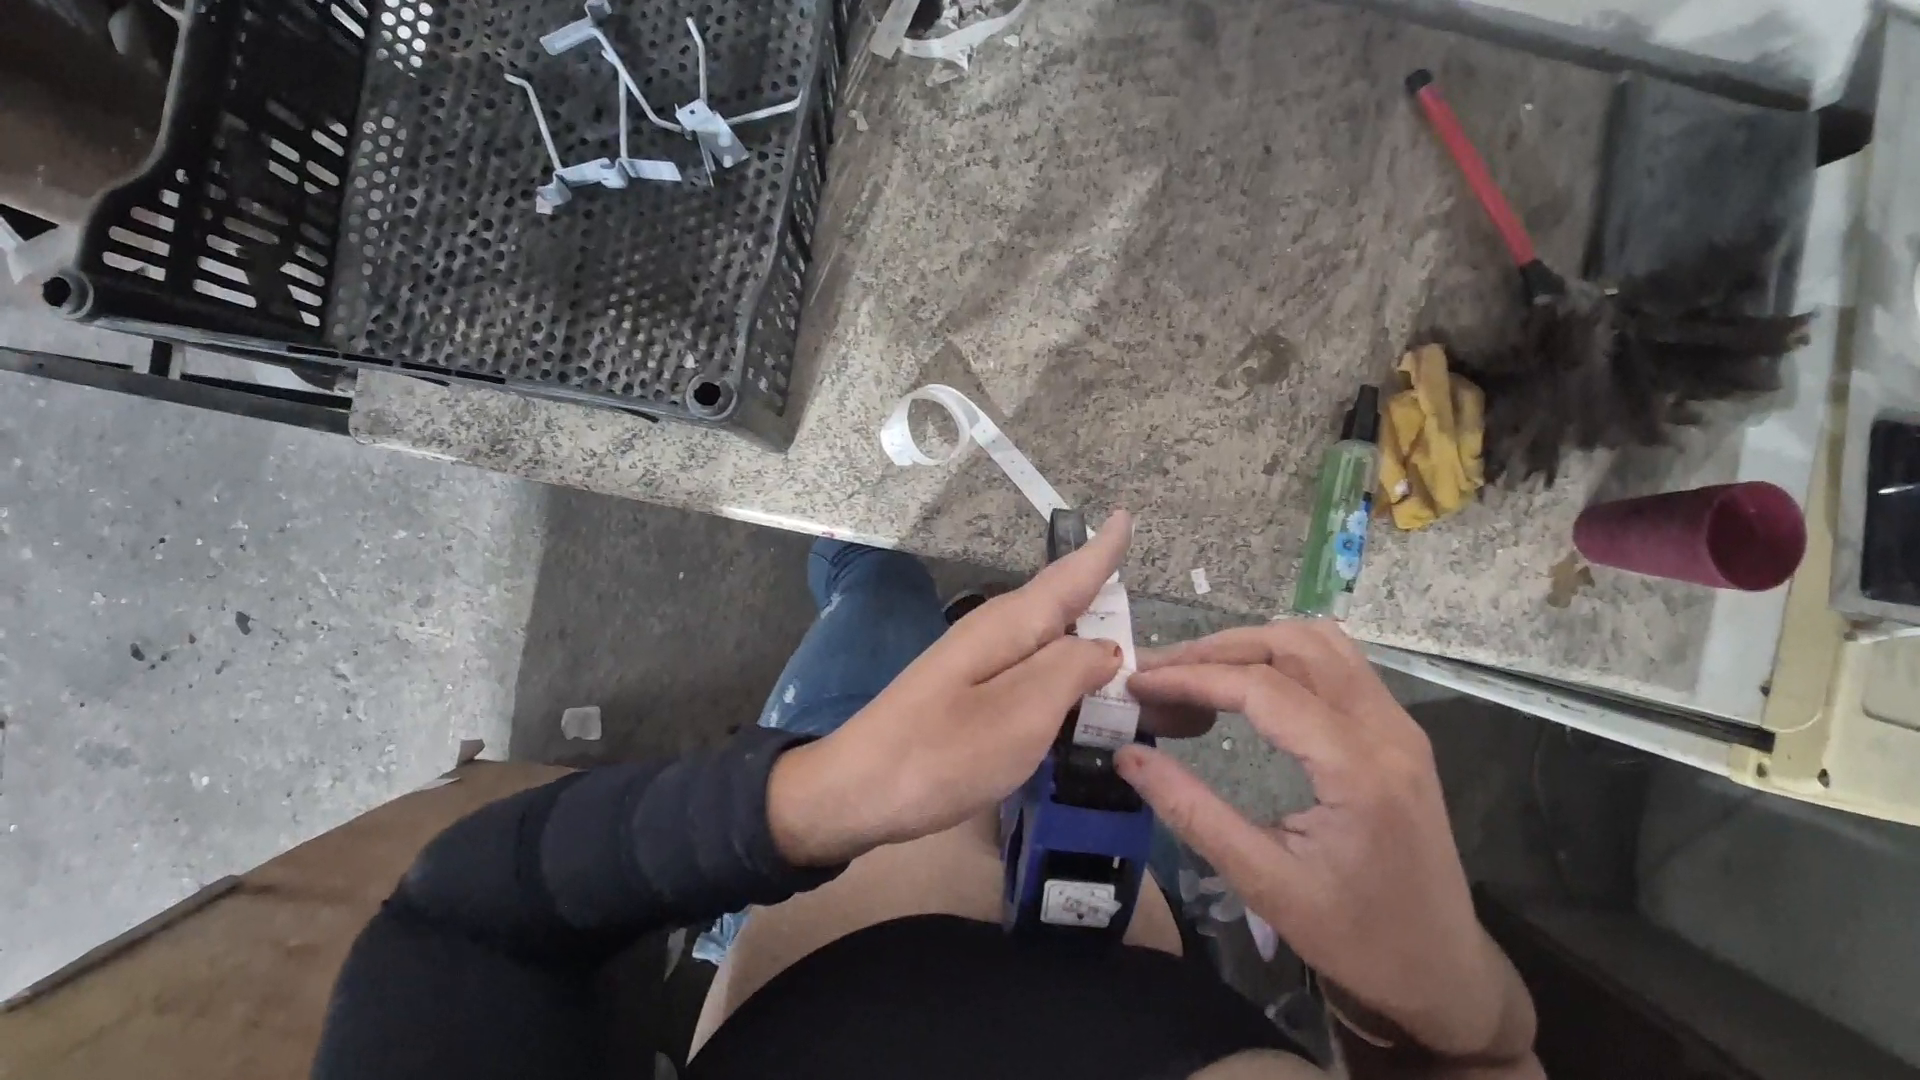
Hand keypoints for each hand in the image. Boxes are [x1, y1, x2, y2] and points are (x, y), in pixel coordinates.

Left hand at [770, 510, 1203, 866]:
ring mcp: (979, 665)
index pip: (1069, 577)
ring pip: (1050, 643)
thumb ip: (1071, 671)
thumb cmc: (942, 753)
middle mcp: (996, 632)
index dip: (1101, 552)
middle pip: (1063, 608)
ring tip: (1139, 658)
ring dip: (1092, 646)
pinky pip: (1034, 674)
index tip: (1124, 516)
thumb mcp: (1022, 713)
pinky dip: (1067, 680)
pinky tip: (1083, 694)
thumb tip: (1107, 646)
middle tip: (1162, 624)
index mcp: (1010, 625)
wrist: (857, 791)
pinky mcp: (971, 696)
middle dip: (1110, 605)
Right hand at [1116, 621, 1534, 1062]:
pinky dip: (1283, 657)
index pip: (1263, 688)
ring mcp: (1398, 725)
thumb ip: (1191, 811)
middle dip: (1216, 650)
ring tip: (1196, 674)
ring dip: (1252, 644)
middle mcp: (1386, 730)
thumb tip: (1127, 755)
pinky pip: (1338, 663)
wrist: (1441, 971)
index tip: (1139, 684)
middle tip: (1159, 673)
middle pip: (1293, 646)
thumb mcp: (1262, 882)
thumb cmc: (1353, 936)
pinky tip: (1247, 685)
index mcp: (1358, 770)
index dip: (1192, 677)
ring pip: (1319, 642)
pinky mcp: (1397, 730)